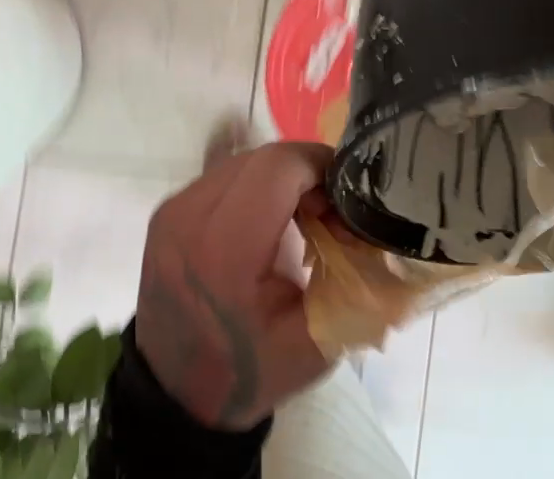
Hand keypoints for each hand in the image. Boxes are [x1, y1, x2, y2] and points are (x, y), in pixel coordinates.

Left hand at [135, 141, 335, 429]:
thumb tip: (385, 237)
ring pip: (245, 161)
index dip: (321, 168)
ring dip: (282, 179)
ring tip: (302, 219)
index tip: (345, 202)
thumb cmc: (249, 371)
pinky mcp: (168, 211)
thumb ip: (355, 286)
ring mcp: (173, 210)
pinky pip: (225, 175)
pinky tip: (269, 223)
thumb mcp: (316, 343)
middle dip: (307, 174)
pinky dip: (257, 187)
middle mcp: (189, 217)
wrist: (174, 396)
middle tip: (330, 215)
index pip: (279, 167)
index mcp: (224, 249)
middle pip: (264, 158)